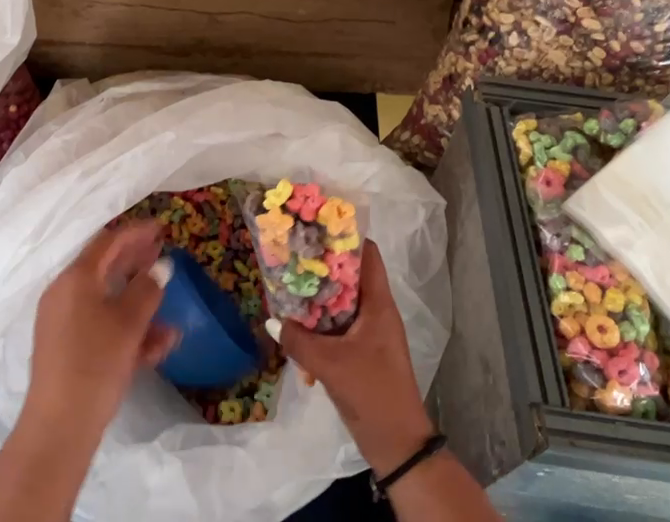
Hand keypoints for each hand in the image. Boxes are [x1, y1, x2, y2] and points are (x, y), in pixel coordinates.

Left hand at [23, 222, 179, 439]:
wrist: (60, 424)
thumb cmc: (96, 363)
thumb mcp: (129, 323)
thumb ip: (148, 289)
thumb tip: (161, 266)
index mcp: (75, 278)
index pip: (108, 242)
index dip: (136, 233)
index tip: (161, 228)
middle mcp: (64, 293)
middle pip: (105, 269)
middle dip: (137, 265)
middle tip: (163, 258)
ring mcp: (62, 322)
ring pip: (107, 304)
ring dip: (139, 308)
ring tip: (169, 321)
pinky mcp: (66, 348)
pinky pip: (101, 328)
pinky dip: (126, 332)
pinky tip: (156, 348)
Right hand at [281, 240, 434, 473]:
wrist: (397, 443)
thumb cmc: (372, 392)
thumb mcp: (330, 364)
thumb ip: (298, 340)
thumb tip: (272, 320)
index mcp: (379, 305)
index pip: (367, 255)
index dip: (344, 237)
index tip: (314, 227)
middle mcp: (376, 312)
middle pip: (349, 276)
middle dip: (321, 266)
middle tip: (289, 254)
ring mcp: (369, 334)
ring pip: (340, 303)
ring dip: (316, 298)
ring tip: (284, 286)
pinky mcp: (360, 353)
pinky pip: (336, 328)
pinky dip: (317, 325)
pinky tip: (293, 329)